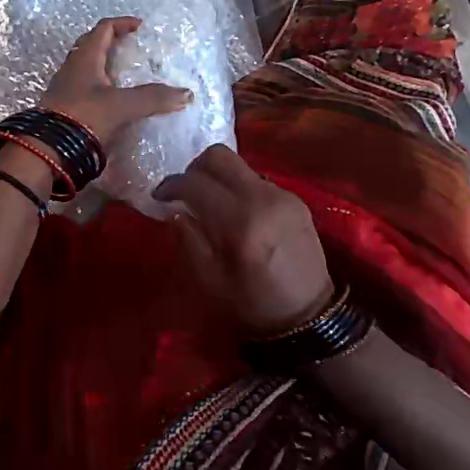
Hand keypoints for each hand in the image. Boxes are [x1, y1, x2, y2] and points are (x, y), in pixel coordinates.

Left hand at [38, 17, 190, 143]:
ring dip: (105, 67)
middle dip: (112, 43)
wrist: (48, 150)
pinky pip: (84, 89)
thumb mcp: (122, 106)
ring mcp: (64, 88)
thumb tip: (186, 94)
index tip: (140, 27)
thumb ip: (153, 98)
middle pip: (92, 45)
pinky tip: (112, 102)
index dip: (122, 24)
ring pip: (87, 68)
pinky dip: (100, 88)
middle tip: (132, 49)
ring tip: (126, 76)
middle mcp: (72, 68)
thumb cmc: (83, 117)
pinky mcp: (62, 108)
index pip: (104, 28)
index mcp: (85, 58)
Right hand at [154, 145, 333, 335]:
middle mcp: (262, 198)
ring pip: (239, 164)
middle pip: (219, 156)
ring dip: (218, 176)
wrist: (309, 313)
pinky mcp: (294, 198)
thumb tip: (176, 212)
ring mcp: (282, 194)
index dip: (171, 185)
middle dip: (194, 168)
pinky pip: (256, 179)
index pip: (195, 183)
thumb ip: (189, 242)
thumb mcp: (210, 283)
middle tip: (185, 190)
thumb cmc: (254, 304)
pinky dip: (238, 187)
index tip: (160, 196)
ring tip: (209, 202)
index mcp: (238, 223)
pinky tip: (236, 211)